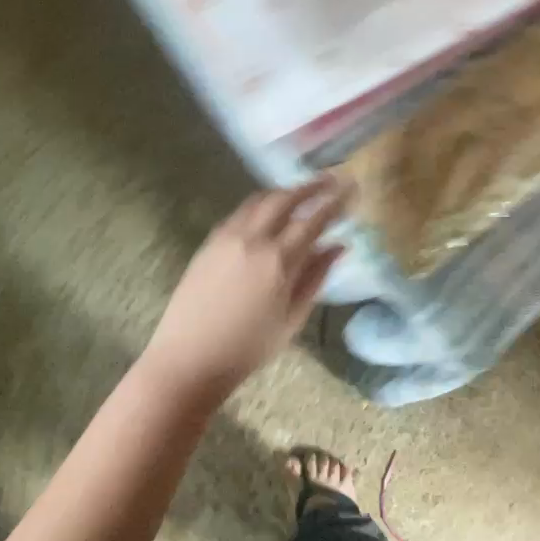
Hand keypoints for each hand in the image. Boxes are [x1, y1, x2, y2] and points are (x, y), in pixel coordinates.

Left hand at [144, 178, 347, 397]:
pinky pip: (240, 212)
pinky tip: (267, 214)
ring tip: (300, 193)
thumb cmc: (248, 348)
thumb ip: (316, 277)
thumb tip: (338, 246)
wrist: (189, 360)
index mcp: (279, 261)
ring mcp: (227, 237)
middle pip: (286, 198)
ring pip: (260, 200)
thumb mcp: (292, 319)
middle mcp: (254, 239)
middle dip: (311, 186)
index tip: (350, 188)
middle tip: (330, 180)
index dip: (335, 201)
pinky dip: (260, 205)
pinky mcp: (209, 242)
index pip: (314, 220)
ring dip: (284, 192)